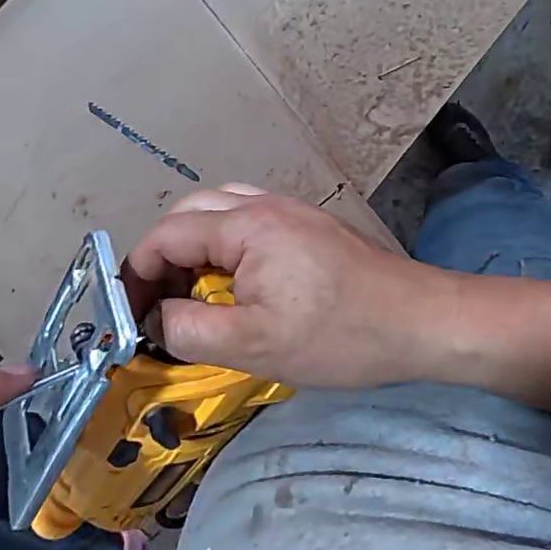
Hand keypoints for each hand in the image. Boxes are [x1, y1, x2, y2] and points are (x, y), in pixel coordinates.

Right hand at [123, 185, 453, 387]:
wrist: (421, 321)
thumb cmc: (341, 335)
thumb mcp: (254, 345)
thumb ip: (189, 329)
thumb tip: (156, 318)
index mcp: (248, 225)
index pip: (168, 235)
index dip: (139, 273)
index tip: (129, 312)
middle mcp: (269, 205)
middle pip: (193, 213)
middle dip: (165, 254)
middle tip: (160, 301)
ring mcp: (296, 212)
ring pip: (224, 212)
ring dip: (198, 246)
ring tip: (194, 292)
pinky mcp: (315, 227)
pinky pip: (254, 222)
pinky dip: (230, 246)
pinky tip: (239, 283)